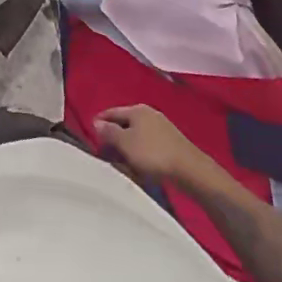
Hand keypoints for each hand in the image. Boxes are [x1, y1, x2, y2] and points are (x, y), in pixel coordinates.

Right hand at [95, 105, 216, 183]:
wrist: (190, 170)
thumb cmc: (152, 154)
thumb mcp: (124, 143)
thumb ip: (108, 132)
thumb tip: (97, 123)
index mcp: (137, 110)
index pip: (111, 112)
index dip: (99, 124)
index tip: (91, 139)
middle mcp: (149, 115)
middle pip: (124, 125)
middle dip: (114, 140)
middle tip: (107, 156)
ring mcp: (162, 128)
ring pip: (136, 138)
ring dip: (127, 151)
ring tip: (124, 166)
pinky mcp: (171, 143)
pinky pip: (148, 147)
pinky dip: (140, 156)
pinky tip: (140, 169)